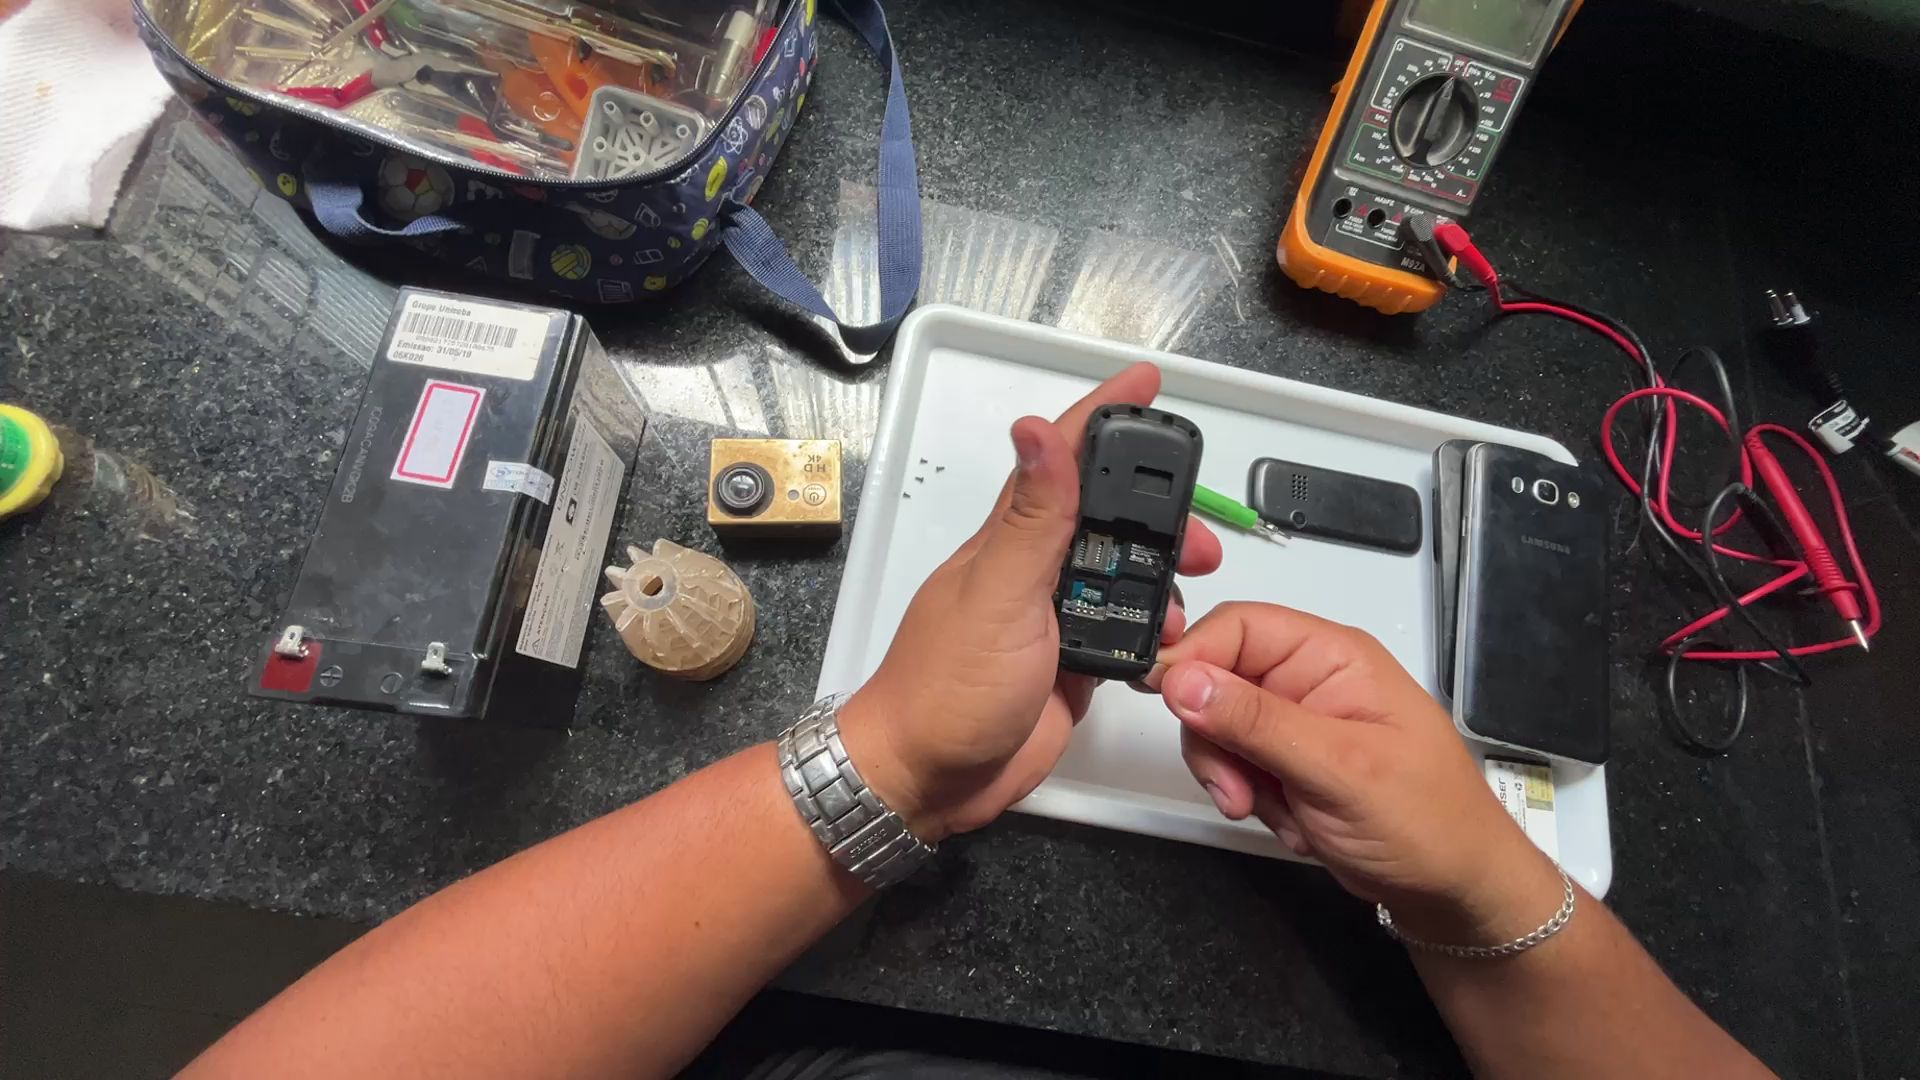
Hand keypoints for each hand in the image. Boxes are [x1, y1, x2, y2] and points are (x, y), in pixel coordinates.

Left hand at [838, 363, 1222, 842]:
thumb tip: (1037, 430)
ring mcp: (1051, 614)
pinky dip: (1151, 618)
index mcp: (1010, 539)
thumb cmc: (949, 686)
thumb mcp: (998, 595)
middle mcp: (1032, 568)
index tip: (1144, 380)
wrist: (930, 775)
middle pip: (1101, 512)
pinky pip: (1120, 623)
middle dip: (1154, 502)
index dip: (1102, 413)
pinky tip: (1169, 629)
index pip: (1060, 457)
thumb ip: (1030, 519)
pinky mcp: (1068, 659)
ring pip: (1117, 567)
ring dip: (1159, 564)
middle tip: (1198, 516)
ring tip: (1195, 574)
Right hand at [1151, 603, 1563, 945]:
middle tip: (1231, 789)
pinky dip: (1244, 794)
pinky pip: (1229, 760)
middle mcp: (1303, 677)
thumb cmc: (1427, 822)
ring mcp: (1289, 718)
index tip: (1162, 697)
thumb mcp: (1340, 769)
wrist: (1454, 894)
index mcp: (1329, 655)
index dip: (1193, 654)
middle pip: (1214, 677)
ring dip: (1229, 774)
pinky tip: (1289, 820)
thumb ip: (1256, 722)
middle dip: (1213, 737)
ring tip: (1266, 810)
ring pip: (1214, 724)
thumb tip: (1181, 680)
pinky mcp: (1278, 756)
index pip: (1237, 626)